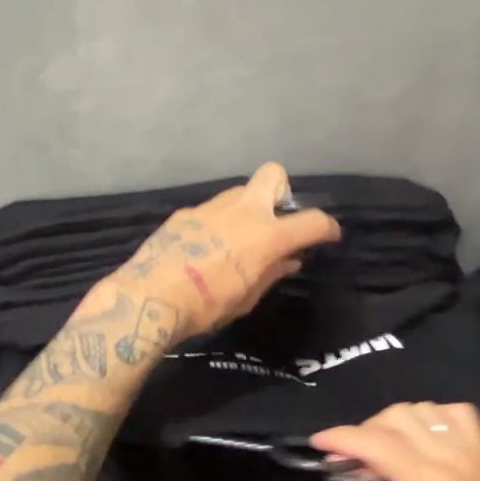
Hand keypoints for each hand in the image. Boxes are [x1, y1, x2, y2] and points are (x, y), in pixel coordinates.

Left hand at [109, 162, 341, 339]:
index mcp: (267, 235)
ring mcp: (212, 207)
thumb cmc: (207, 306)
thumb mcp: (247, 298)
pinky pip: (212, 212)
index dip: (327, 228)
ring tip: (235, 242)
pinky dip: (217, 225)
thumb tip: (288, 261)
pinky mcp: (185, 213)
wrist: (151, 297)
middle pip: (274, 175)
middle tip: (274, 221)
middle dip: (281, 192)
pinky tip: (204, 250)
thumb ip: (271, 274)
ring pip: (239, 193)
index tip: (328, 235)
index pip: (312, 221)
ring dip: (245, 211)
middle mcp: (243, 211)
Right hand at [310, 402, 479, 480]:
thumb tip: (344, 463)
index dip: (342, 437)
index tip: (318, 441)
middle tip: (355, 455)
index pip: (378, 443)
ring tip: (385, 447)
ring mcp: (472, 450)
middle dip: (365, 431)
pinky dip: (431, 417)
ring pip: (422, 409)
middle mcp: (453, 459)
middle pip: (398, 417)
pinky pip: (455, 412)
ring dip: (396, 423)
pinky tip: (420, 438)